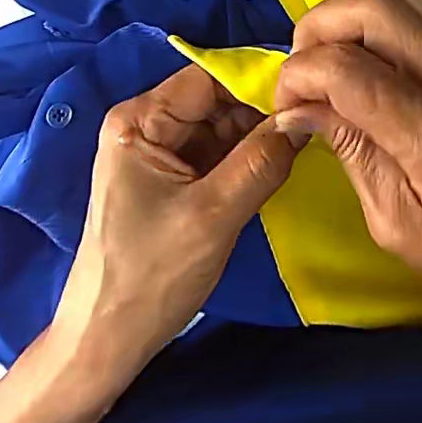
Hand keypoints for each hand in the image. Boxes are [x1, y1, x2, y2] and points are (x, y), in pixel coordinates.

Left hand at [49, 64, 302, 384]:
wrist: (107, 345)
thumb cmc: (150, 277)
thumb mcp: (214, 215)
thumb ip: (263, 160)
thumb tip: (308, 115)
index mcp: (141, 121)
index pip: (212, 77)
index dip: (260, 80)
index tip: (309, 91)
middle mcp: (150, 125)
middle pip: (222, 98)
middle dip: (265, 109)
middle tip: (314, 121)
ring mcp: (165, 151)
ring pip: (229, 124)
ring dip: (264, 134)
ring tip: (306, 140)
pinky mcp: (179, 176)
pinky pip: (226, 150)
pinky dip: (254, 156)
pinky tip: (282, 162)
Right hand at [273, 0, 421, 327]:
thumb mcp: (399, 227)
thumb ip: (351, 153)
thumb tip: (296, 109)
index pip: (348, 70)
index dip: (298, 78)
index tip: (286, 109)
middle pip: (372, 6)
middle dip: (318, 28)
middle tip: (304, 75)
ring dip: (349, 16)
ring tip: (334, 64)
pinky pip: (416, 6)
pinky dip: (378, 20)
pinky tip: (370, 63)